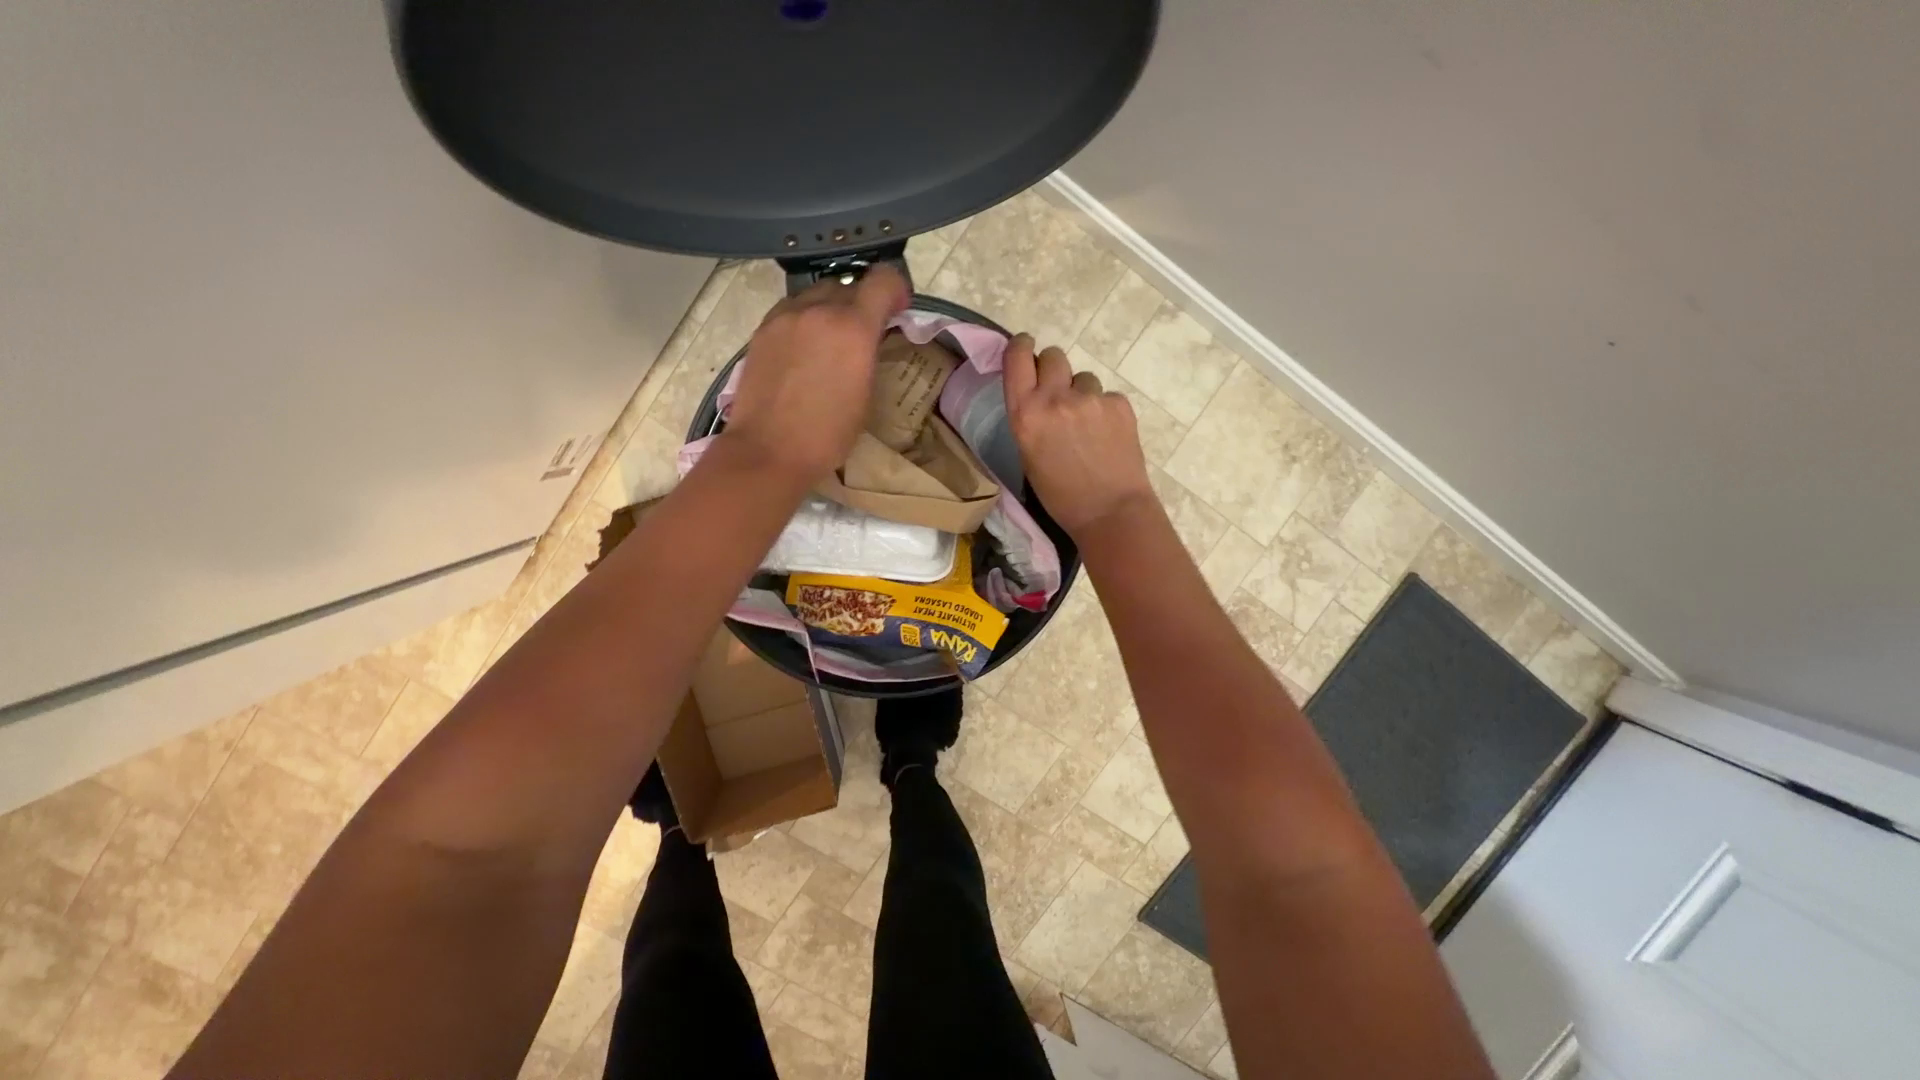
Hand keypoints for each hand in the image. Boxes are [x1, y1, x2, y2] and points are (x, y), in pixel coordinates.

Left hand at [722, 265, 910, 485]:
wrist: (768, 450)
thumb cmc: (826, 435)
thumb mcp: (865, 395)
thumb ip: (868, 354)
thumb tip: (868, 339)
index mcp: (854, 328)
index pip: (883, 281)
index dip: (897, 290)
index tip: (897, 309)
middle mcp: (819, 311)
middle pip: (849, 285)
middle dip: (862, 302)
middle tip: (863, 332)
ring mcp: (786, 316)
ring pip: (817, 293)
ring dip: (831, 307)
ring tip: (830, 340)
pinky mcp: (762, 329)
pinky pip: (791, 309)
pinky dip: (805, 319)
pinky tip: (803, 348)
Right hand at [1003, 333, 1154, 536]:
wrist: (1110, 512)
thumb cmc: (1059, 494)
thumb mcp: (1027, 454)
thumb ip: (1029, 416)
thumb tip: (1037, 392)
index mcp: (1025, 413)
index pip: (1018, 356)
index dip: (1022, 346)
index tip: (1026, 347)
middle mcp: (1055, 398)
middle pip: (1053, 356)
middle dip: (1054, 369)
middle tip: (1059, 394)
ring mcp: (1090, 398)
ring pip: (1083, 378)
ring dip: (1082, 393)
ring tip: (1087, 427)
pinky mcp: (1119, 403)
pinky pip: (1106, 396)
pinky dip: (1105, 410)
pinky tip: (1107, 436)